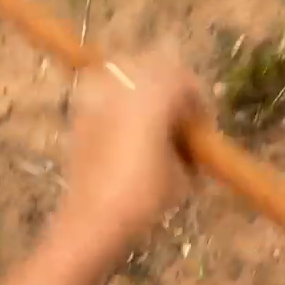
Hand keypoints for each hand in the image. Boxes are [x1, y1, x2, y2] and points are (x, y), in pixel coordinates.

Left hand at [56, 51, 203, 250]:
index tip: (204, 128)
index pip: (185, 79)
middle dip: (170, 88)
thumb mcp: (181, 177)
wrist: (93, 219)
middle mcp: (124, 82)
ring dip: (143, 90)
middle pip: (155, 65)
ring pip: (127, 72)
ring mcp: (97, 92)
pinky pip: (105, 91)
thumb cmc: (143, 200)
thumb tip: (190, 145)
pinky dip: (119, 103)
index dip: (199, 101)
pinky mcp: (80, 110)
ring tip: (152, 124)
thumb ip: (189, 150)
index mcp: (154, 94)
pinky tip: (126, 132)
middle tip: (179, 122)